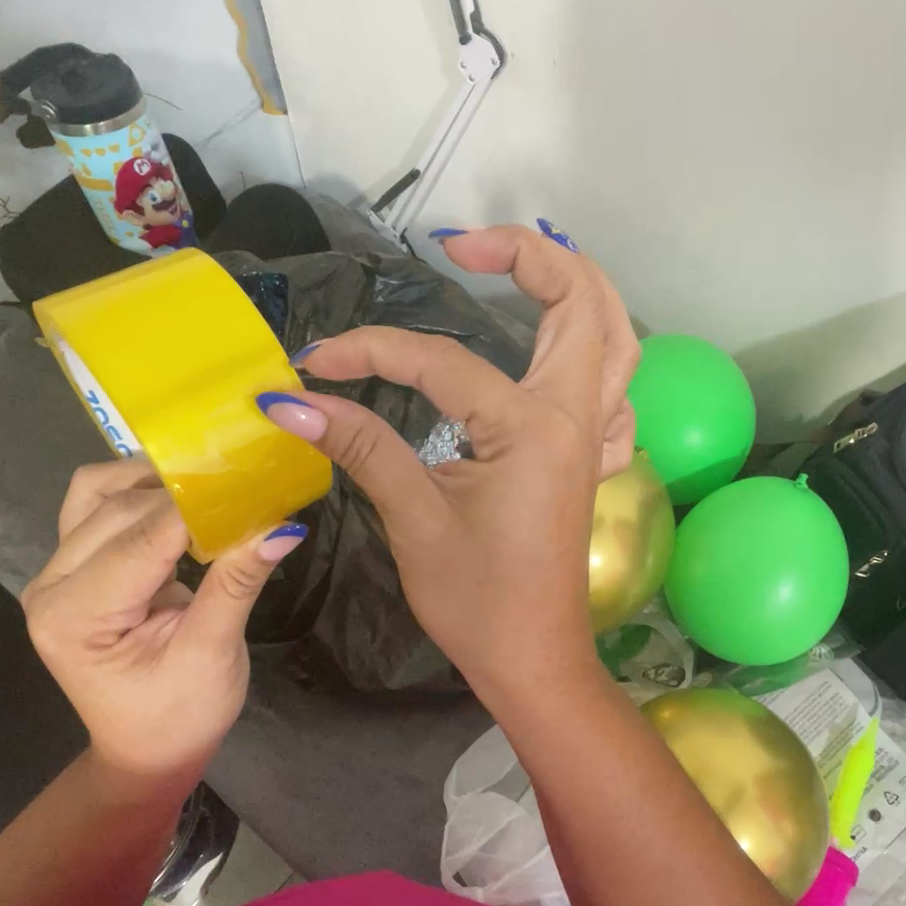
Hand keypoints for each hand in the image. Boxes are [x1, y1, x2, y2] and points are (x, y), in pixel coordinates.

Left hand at [20, 459, 304, 779]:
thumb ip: (237, 583)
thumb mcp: (213, 653)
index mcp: (76, 616)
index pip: (143, 540)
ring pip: (99, 493)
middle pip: (118, 509)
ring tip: (213, 491)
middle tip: (248, 485)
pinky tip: (183, 501)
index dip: (200, 508)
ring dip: (156, 483)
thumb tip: (282, 526)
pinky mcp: (76, 567)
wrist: (149, 749)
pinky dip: (141, 493)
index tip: (257, 484)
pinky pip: (99, 506)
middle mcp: (52, 585)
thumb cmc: (180, 714)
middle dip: (184, 494)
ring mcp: (58, 573)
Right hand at [259, 224, 638, 691]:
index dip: (372, 351)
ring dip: (578, 290)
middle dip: (530, 255)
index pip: (444, 362)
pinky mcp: (591, 461)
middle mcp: (576, 418)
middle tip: (461, 246)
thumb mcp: (415, 519)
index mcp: (534, 428)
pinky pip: (614, 391)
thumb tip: (290, 399)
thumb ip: (363, 446)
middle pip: (584, 303)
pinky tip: (561, 355)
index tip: (316, 362)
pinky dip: (596, 356)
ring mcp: (594, 438)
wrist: (534, 660)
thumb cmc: (478, 601)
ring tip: (522, 265)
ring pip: (615, 339)